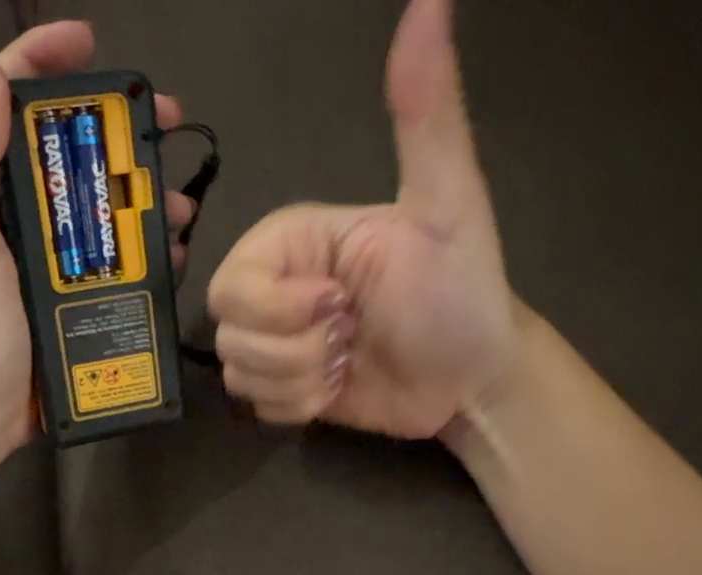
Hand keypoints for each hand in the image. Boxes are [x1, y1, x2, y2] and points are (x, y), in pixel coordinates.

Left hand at [0, 22, 195, 456]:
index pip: (8, 104)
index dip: (44, 61)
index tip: (91, 44)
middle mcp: (19, 215)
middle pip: (72, 151)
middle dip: (121, 130)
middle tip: (168, 125)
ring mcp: (50, 258)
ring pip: (105, 204)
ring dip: (146, 192)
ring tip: (181, 205)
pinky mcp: (74, 296)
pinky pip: (118, 258)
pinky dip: (147, 248)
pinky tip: (173, 252)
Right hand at [205, 0, 517, 437]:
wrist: (472, 379)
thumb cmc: (460, 293)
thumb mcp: (447, 205)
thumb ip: (425, 114)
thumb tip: (432, 2)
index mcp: (293, 241)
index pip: (233, 281)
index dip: (278, 308)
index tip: (339, 306)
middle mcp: (274, 287)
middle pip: (228, 329)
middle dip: (293, 349)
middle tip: (348, 337)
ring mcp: (275, 341)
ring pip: (238, 371)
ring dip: (300, 380)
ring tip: (347, 363)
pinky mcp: (282, 387)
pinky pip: (254, 404)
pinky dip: (297, 407)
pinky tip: (337, 390)